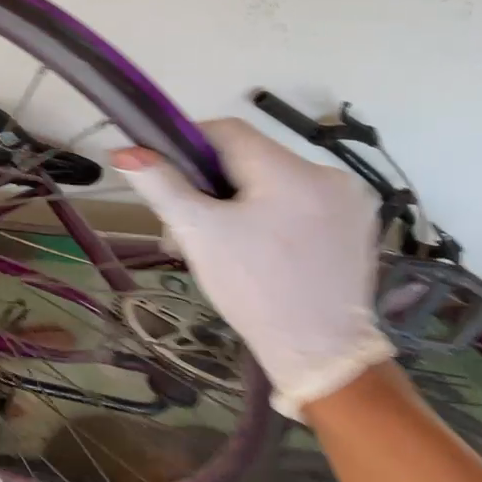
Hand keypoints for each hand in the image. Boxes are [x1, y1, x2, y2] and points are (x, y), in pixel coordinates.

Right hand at [111, 118, 394, 420]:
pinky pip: (298, 205)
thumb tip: (125, 151)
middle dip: (210, 186)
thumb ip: (161, 185)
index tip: (164, 178)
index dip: (187, 145)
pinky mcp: (356, 227)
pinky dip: (269, 218)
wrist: (318, 350)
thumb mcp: (198, 234)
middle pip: (249, 160)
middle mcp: (328, 175)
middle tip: (187, 228)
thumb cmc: (252, 287)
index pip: (227, 132)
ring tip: (220, 245)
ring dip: (238, 203)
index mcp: (290, 171)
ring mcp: (349, 202)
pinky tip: (257, 251)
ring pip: (273, 184)